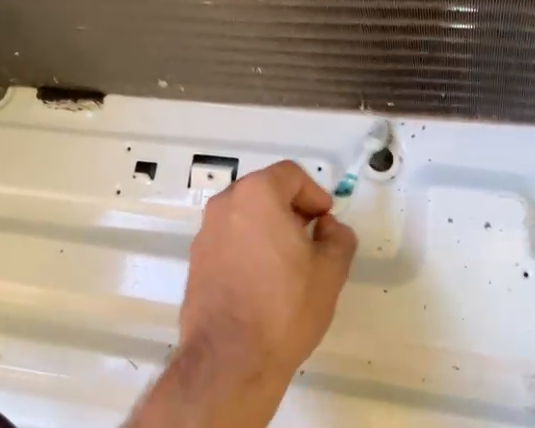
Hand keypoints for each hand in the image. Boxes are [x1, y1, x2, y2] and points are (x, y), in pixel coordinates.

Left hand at [128, 161, 356, 427]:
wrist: (230, 360)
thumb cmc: (284, 306)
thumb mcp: (330, 271)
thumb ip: (338, 238)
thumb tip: (329, 228)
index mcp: (256, 194)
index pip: (290, 174)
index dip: (315, 194)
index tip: (326, 220)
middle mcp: (225, 205)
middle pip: (264, 192)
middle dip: (291, 210)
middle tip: (312, 240)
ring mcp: (205, 234)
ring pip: (245, 217)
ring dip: (269, 230)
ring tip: (289, 265)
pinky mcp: (196, 263)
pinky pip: (229, 241)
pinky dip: (248, 249)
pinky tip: (264, 283)